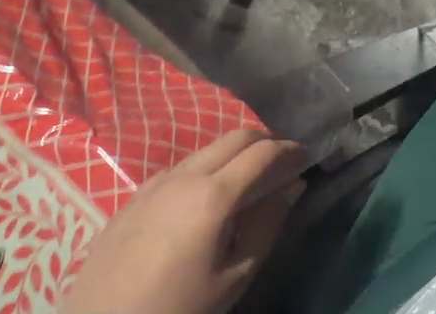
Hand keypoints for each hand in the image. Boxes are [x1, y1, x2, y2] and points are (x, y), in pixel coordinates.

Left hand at [58, 130, 307, 313]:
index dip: (290, 151)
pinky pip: (177, 170)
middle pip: (235, 138)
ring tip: (246, 181)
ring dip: (233, 155)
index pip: (263, 152)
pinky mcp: (129, 202)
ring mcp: (151, 187)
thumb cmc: (175, 313)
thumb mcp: (234, 278)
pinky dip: (204, 170)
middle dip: (265, 143)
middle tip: (282, 163)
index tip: (306, 159)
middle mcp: (183, 178)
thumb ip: (267, 226)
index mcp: (212, 196)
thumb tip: (290, 188)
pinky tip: (203, 200)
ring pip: (205, 150)